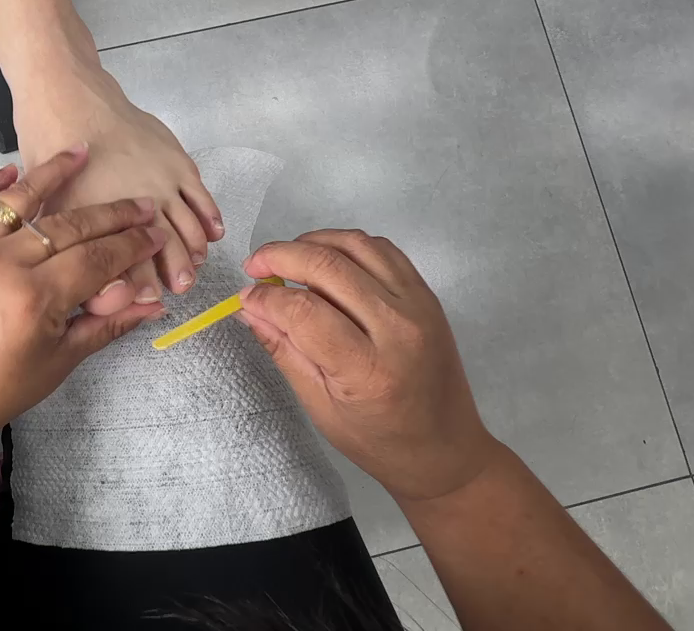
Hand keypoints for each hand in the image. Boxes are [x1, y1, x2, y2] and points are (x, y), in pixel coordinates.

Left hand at [0, 147, 167, 442]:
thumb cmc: (6, 383)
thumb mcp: (64, 358)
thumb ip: (110, 322)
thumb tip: (157, 302)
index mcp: (36, 298)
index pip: (97, 259)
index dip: (132, 245)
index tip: (156, 233)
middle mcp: (5, 263)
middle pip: (69, 226)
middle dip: (112, 214)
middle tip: (143, 204)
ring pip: (20, 199)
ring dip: (53, 172)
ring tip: (81, 151)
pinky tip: (14, 168)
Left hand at [14, 61, 222, 316]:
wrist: (68, 94)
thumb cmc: (49, 145)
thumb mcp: (46, 199)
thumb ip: (65, 238)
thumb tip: (83, 273)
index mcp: (106, 219)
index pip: (129, 264)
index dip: (142, 287)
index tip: (151, 301)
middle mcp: (141, 203)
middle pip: (166, 249)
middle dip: (174, 275)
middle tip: (178, 289)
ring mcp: (163, 181)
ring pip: (188, 227)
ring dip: (193, 252)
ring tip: (192, 269)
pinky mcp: (176, 159)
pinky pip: (201, 197)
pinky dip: (210, 218)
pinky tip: (212, 233)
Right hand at [236, 230, 499, 503]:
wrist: (448, 451)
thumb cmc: (378, 439)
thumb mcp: (319, 405)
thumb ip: (282, 349)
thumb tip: (248, 306)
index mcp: (368, 369)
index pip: (303, 311)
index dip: (264, 297)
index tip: (245, 298)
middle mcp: (398, 328)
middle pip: (326, 265)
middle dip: (278, 256)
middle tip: (254, 266)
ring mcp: (417, 305)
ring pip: (354, 244)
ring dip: (310, 242)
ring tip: (286, 258)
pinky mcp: (426, 293)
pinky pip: (380, 248)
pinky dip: (344, 243)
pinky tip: (325, 259)